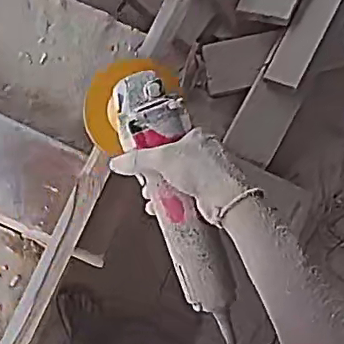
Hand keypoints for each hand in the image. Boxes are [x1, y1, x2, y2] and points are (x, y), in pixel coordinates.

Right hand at [108, 130, 259, 226]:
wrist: (225, 199)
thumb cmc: (204, 171)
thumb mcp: (162, 159)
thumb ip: (138, 160)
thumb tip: (118, 162)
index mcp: (195, 136)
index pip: (168, 137)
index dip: (152, 148)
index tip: (139, 156)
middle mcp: (202, 153)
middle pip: (170, 162)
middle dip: (154, 174)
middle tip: (145, 180)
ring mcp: (206, 174)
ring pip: (176, 180)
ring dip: (161, 190)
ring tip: (151, 196)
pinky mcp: (206, 193)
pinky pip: (183, 196)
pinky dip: (172, 202)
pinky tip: (163, 207)